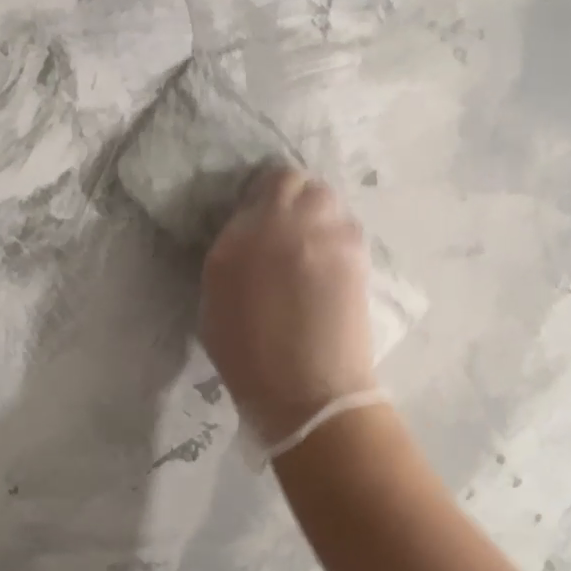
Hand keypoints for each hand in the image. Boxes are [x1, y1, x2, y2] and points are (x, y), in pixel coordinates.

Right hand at [200, 165, 375, 443]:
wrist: (307, 390)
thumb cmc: (248, 360)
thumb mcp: (215, 305)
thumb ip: (229, 260)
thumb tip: (248, 240)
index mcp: (233, 242)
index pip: (248, 193)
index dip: (256, 202)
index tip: (258, 220)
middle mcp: (277, 225)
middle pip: (291, 180)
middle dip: (289, 196)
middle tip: (287, 225)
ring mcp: (321, 233)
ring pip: (324, 195)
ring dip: (316, 210)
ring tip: (312, 242)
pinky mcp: (355, 250)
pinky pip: (345, 223)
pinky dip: (337, 232)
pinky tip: (330, 262)